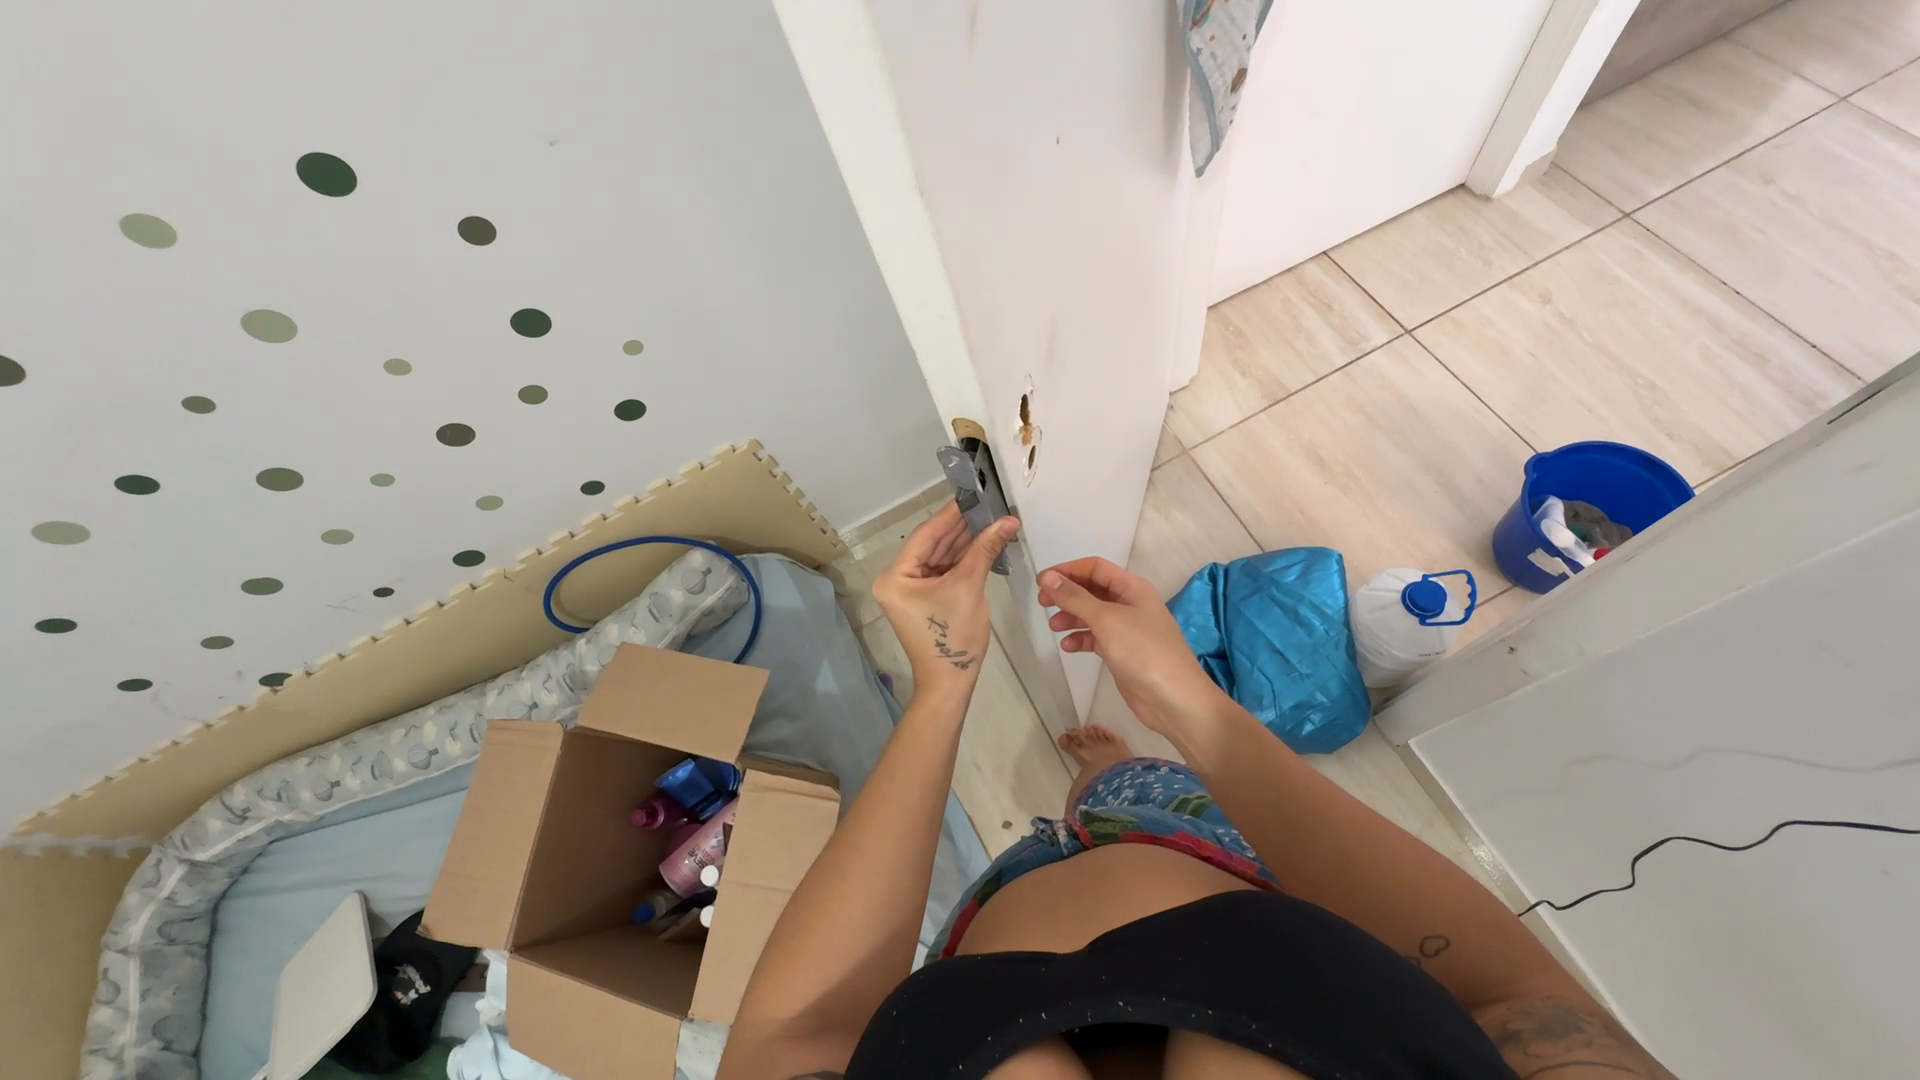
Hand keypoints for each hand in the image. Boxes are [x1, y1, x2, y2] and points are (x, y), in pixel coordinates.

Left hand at [872, 502, 1018, 697]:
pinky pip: (943, 572)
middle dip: (961, 528)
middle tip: (988, 507)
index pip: (925, 535)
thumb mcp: (969, 587)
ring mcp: (909, 590)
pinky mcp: (924, 599)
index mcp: (894, 576)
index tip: (972, 495)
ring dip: (964, 542)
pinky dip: (962, 560)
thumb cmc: (953, 636)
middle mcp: (896, 579)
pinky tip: (982, 543)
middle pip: (932, 545)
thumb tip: (1008, 521)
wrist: (950, 682)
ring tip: (990, 522)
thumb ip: (985, 549)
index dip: (951, 515)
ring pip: (939, 557)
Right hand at [1038, 557, 1235, 742]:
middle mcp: (1130, 604)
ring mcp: (1127, 629)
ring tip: (1053, 627)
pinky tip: (1068, 647)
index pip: (1095, 567)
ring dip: (1071, 617)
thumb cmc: (1143, 651)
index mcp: (1132, 588)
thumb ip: (1075, 597)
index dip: (1067, 570)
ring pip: (1092, 614)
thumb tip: (1048, 577)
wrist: (1174, 699)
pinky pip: (1096, 637)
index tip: (1041, 581)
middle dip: (1067, 594)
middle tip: (1042, 604)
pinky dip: (1081, 639)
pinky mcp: (1123, 652)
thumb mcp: (1106, 619)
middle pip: (1092, 590)